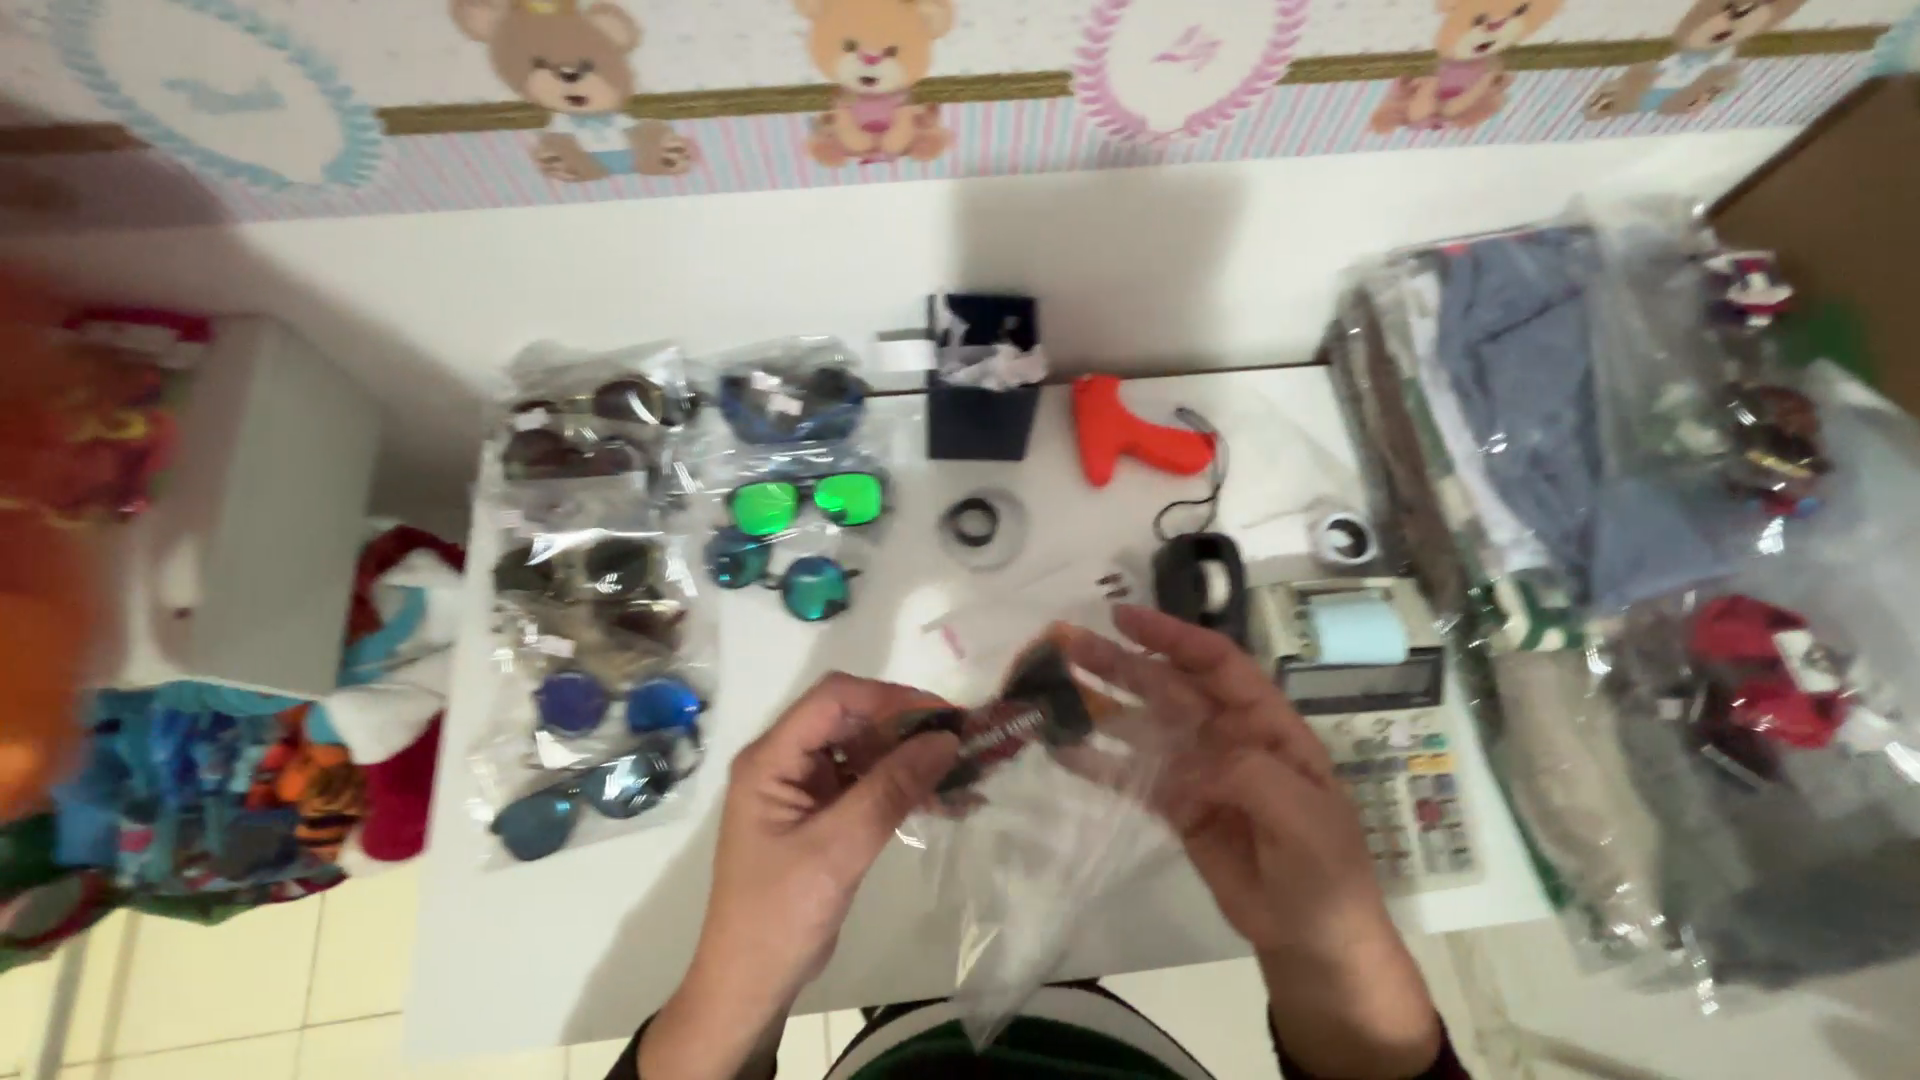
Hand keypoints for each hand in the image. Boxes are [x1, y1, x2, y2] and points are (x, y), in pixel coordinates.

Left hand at [639, 674, 959, 1079]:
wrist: (750, 984)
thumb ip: (890, 789)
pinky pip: (867, 781)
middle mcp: (785, 761)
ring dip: (910, 756)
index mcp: (771, 758)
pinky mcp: (822, 811)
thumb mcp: (837, 849)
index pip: (834, 700)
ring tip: (961, 770)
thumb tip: (946, 738)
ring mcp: (803, 786)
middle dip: (906, 726)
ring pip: (864, 748)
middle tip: (960, 741)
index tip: (942, 717)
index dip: (889, 698)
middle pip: (851, 718)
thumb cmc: (779, 915)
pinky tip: (943, 798)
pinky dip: (902, 785)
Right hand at [1064, 606, 1441, 1079]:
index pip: (1216, 664)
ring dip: (1102, 702)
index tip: (1124, 617)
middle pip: (1168, 686)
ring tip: (1055, 684)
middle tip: (1070, 643)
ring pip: (1143, 724)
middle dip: (1122, 662)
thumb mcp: (1303, 816)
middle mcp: (1225, 735)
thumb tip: (1188, 759)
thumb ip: (1249, 774)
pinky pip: (1132, 775)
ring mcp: (1196, 769)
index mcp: (1265, 724)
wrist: (1313, 939)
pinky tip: (1063, 750)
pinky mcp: (1174, 805)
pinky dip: (1098, 762)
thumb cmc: (1325, 869)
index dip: (1173, 637)